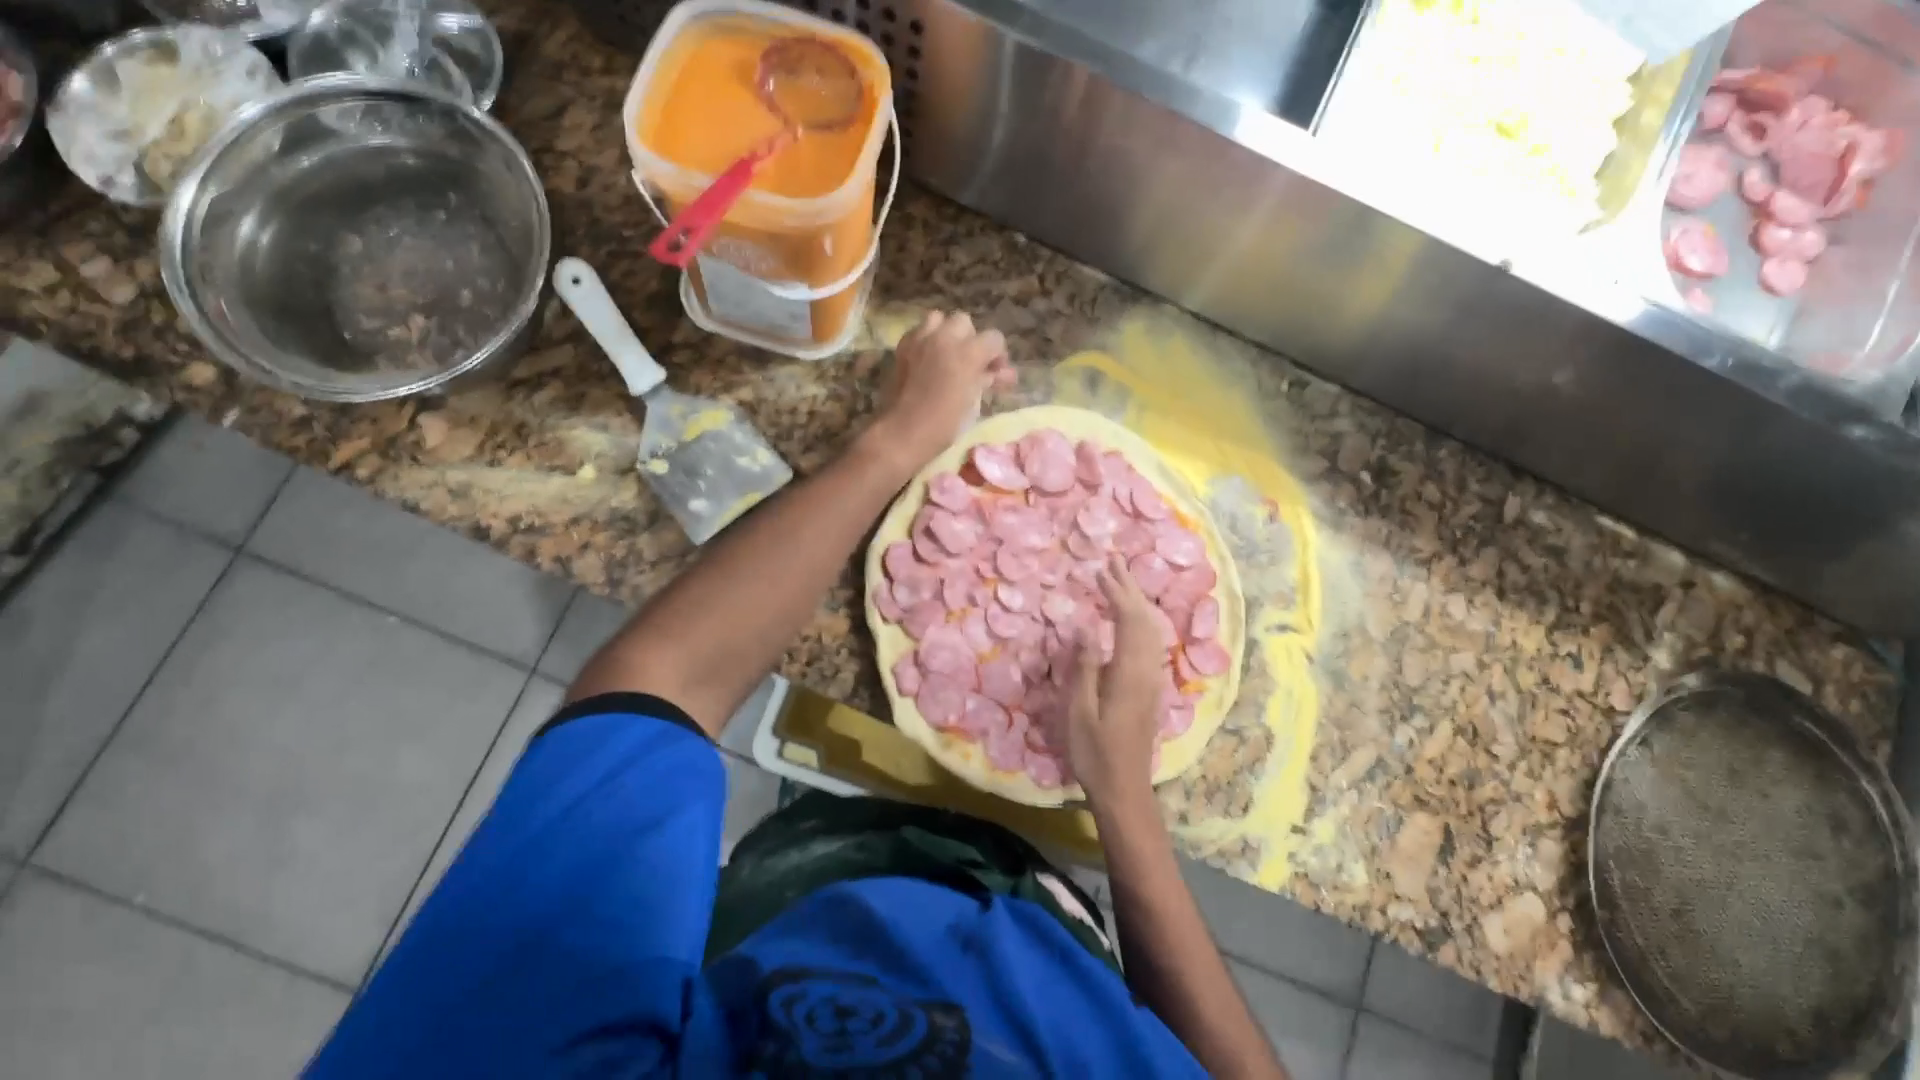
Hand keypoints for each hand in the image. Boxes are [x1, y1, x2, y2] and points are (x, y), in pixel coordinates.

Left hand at [866, 311, 1014, 470]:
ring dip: (946, 333)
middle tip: (970, 363)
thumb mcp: (973, 403)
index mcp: (967, 353)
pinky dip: (926, 340)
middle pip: (964, 322)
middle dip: (971, 339)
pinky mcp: (902, 347)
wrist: (903, 433)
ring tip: (947, 355)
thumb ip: (985, 380)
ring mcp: (919, 340)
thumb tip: (998, 373)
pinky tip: (927, 360)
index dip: (998, 355)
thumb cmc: (945, 425)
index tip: (996, 372)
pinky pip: (918, 331)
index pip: (994, 338)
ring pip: (938, 319)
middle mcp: (944, 338)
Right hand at [1066, 557, 1167, 805]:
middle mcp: (1148, 671)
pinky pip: (1150, 644)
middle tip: (1113, 562)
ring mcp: (1152, 681)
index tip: (1100, 571)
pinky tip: (1129, 622)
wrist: (1124, 789)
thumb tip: (1087, 629)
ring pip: (1151, 631)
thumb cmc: (1094, 753)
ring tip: (1121, 582)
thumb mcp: (1079, 712)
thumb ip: (1085, 669)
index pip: (1129, 621)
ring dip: (1137, 603)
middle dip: (1129, 589)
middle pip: (1144, 620)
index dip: (1116, 592)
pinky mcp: (1150, 690)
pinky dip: (1140, 622)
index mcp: (1130, 673)